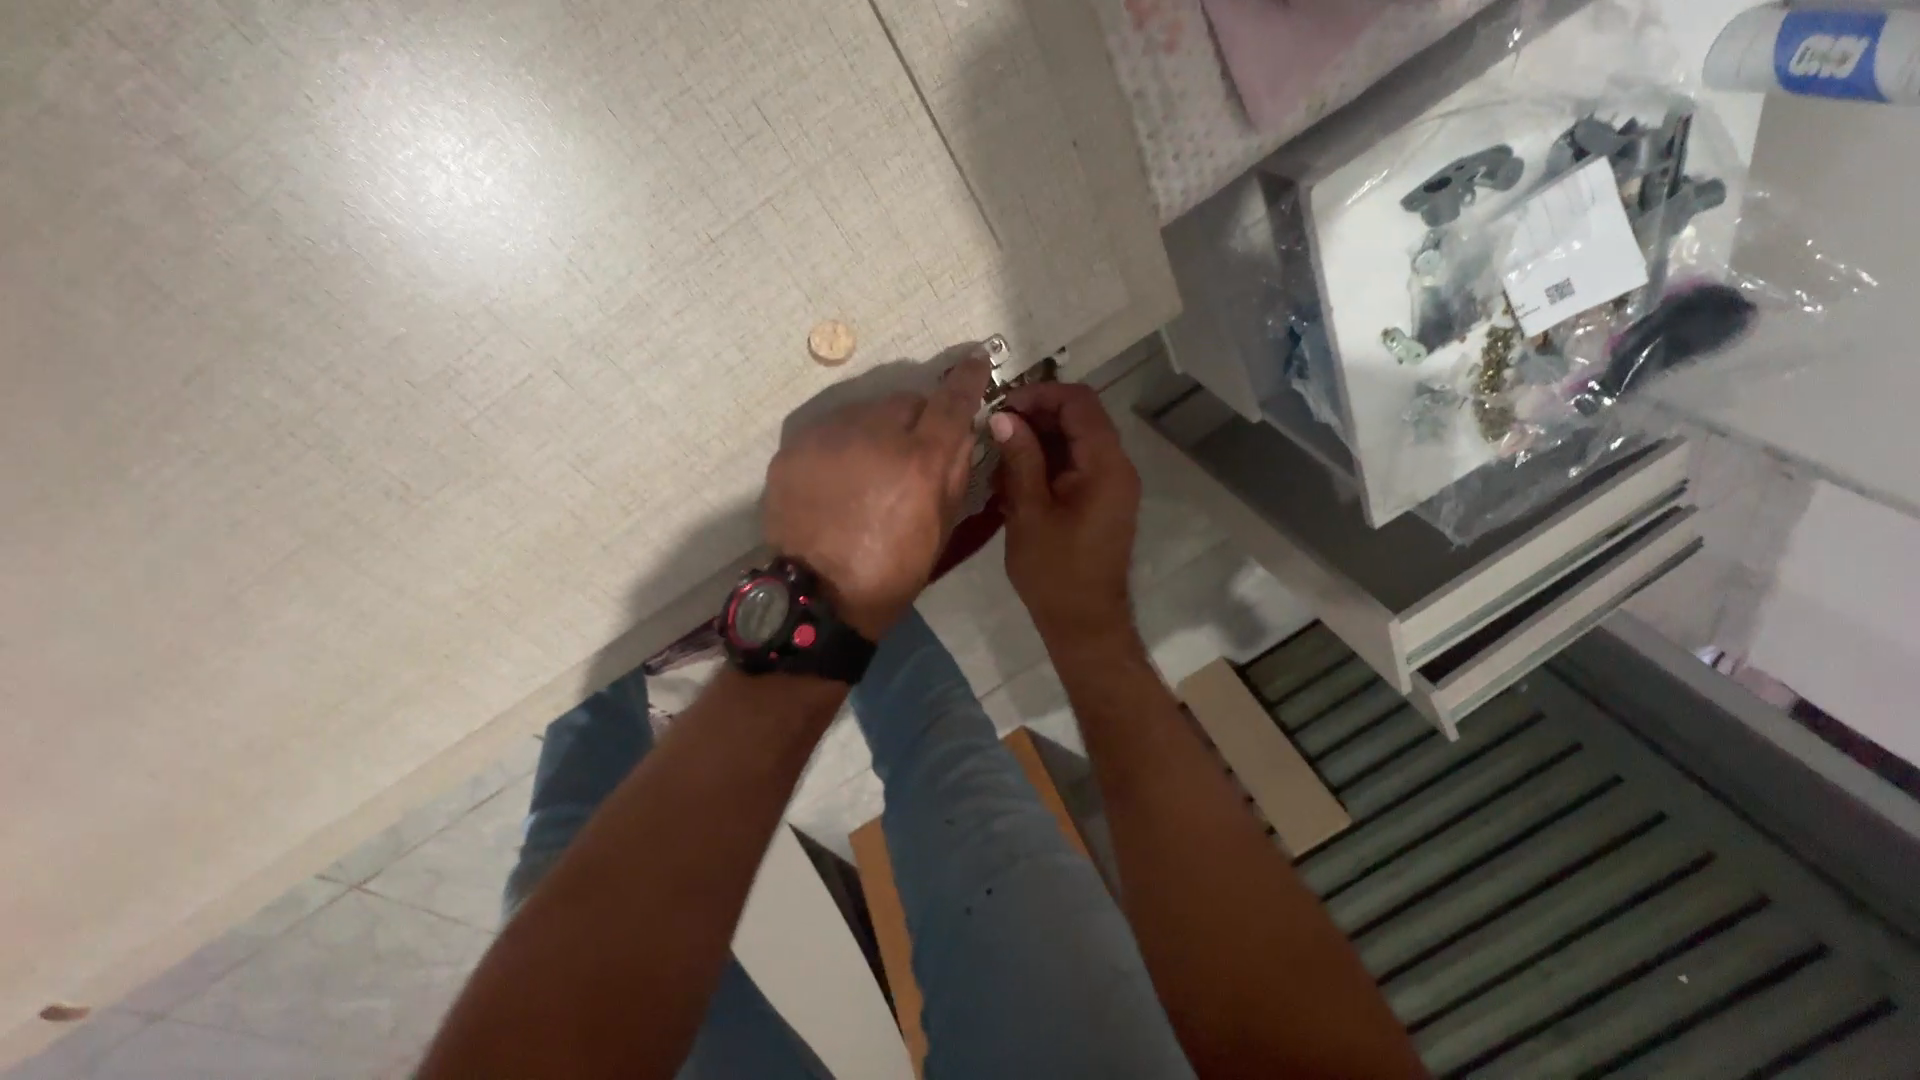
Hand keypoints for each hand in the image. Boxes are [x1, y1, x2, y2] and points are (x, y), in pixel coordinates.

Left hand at [763, 352, 993, 638]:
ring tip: (868, 472)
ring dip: (875, 431)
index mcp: (919, 460)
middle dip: (914, 420)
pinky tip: (837, 481)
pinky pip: (829, 431)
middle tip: (910, 454)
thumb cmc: (891, 573)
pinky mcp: (793, 448)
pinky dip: (841, 446)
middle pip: (905, 402)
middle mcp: (874, 434)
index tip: (975, 363)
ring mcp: (828, 437)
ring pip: (864, 412)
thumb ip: (955, 472)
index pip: (952, 401)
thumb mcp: (941, 529)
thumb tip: (962, 432)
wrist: (817, 599)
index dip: (968, 380)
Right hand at [990, 382, 1142, 640]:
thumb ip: (1020, 459)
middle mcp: (1116, 468)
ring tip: (998, 463)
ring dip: (1036, 443)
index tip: (1002, 408)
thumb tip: (1004, 417)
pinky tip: (1013, 483)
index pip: (1079, 402)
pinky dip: (1045, 465)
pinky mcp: (1100, 501)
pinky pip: (1075, 466)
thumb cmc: (1054, 572)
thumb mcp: (1029, 512)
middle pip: (1078, 419)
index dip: (1040, 395)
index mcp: (1105, 466)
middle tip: (994, 434)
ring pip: (1074, 442)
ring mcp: (1111, 485)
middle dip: (1035, 418)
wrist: (1084, 623)